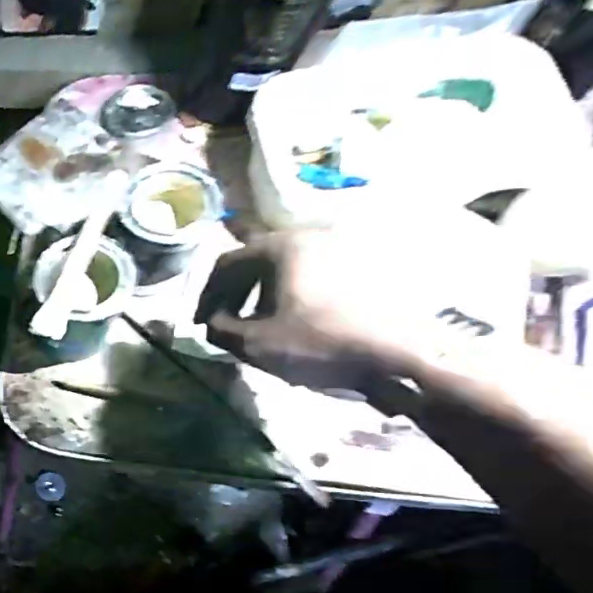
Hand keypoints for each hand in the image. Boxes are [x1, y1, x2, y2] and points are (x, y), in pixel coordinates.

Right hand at [201, 212, 528, 393]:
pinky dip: (286, 293)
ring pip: (282, 267)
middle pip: (255, 260)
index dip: (205, 294)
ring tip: (252, 324)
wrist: (392, 356)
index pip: (226, 262)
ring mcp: (341, 248)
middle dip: (231, 292)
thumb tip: (212, 320)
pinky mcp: (359, 266)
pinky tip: (286, 321)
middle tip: (220, 322)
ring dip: (258, 293)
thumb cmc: (315, 344)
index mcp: (283, 247)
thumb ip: (217, 328)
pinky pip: (308, 273)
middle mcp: (313, 236)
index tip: (200, 323)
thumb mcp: (250, 342)